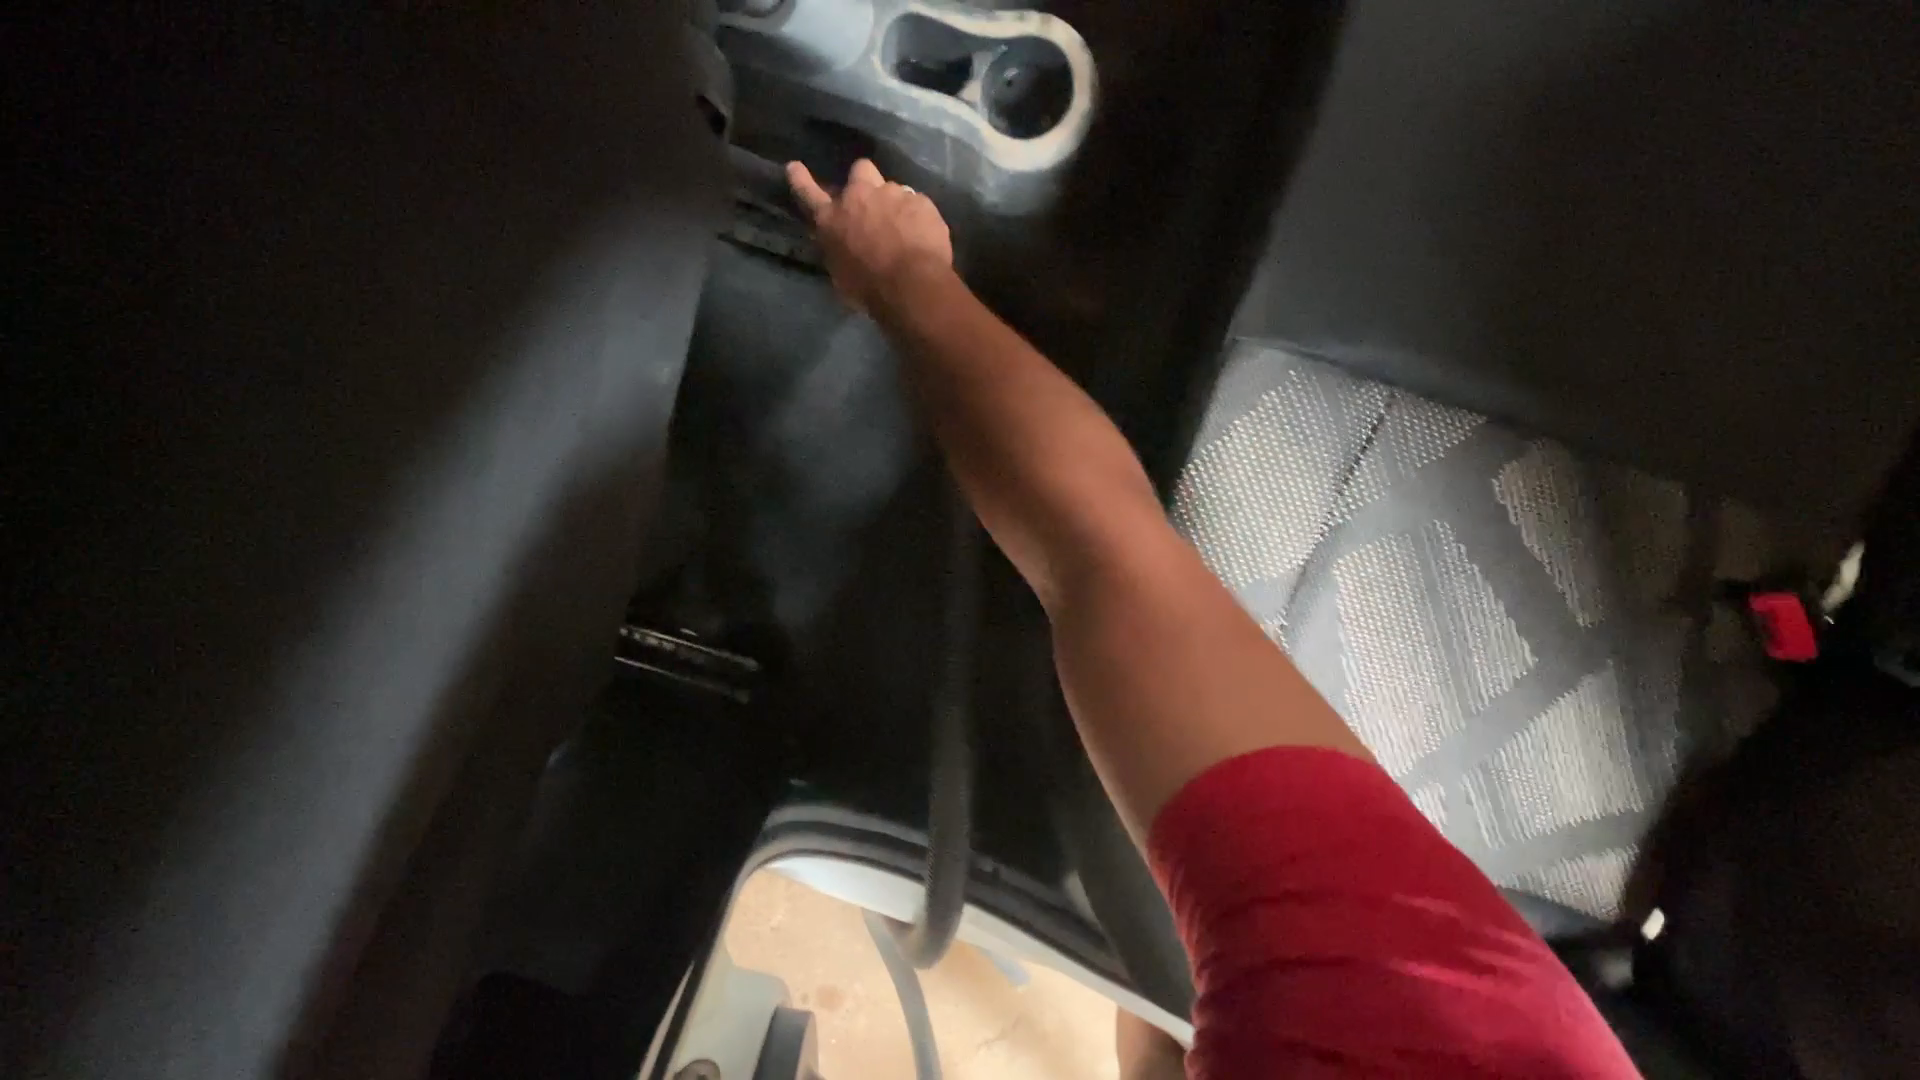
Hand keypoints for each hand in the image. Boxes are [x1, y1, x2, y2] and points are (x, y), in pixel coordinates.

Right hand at [787, 158, 952, 310]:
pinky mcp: (920, 200)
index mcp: (832, 219)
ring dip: (896, 204)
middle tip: (873, 203)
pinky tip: (924, 237)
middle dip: (866, 182)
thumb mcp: (842, 275)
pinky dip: (919, 218)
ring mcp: (892, 194)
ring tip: (906, 230)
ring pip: (894, 189)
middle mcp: (859, 196)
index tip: (794, 167)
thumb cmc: (869, 289)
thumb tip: (845, 248)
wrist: (911, 285)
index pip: (809, 193)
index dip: (801, 181)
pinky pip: (918, 205)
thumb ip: (841, 251)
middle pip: (860, 170)